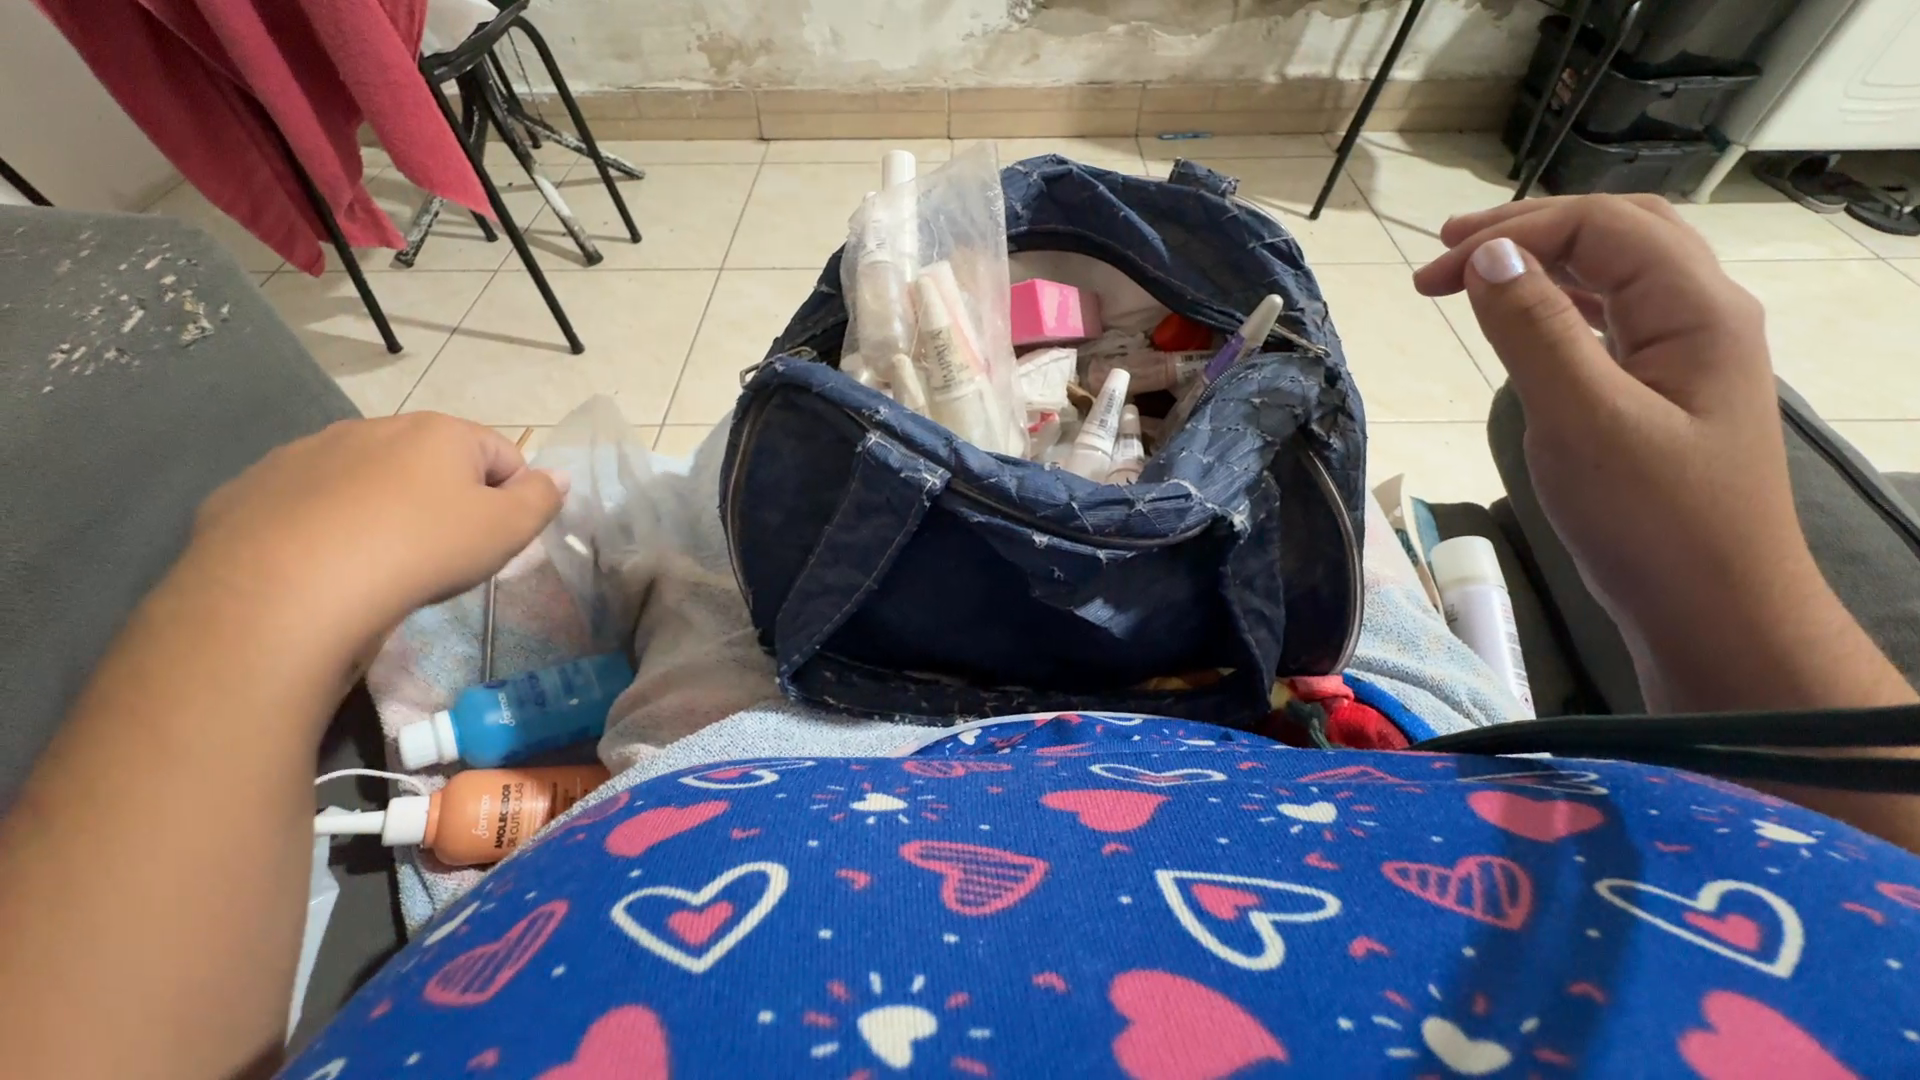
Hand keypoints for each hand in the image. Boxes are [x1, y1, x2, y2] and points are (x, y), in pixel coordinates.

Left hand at [181, 413, 563, 661]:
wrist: (286, 590)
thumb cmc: (420, 550)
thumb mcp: (506, 531)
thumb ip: (542, 499)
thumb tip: (557, 476)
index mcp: (439, 432)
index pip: (504, 454)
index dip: (513, 497)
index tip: (498, 540)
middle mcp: (373, 427)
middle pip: (434, 464)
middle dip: (447, 501)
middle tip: (446, 555)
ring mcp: (306, 453)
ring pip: (370, 481)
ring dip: (387, 511)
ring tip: (382, 564)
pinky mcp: (252, 488)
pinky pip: (310, 504)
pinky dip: (327, 527)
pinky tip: (327, 566)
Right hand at [1410, 196, 1812, 678]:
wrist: (1708, 604)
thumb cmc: (1648, 515)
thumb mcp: (1581, 418)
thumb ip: (1534, 329)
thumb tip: (1488, 255)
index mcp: (1696, 310)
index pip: (1601, 227)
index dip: (1511, 233)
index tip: (1431, 275)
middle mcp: (1700, 316)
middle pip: (1617, 233)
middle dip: (1527, 229)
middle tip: (1445, 251)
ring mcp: (1683, 354)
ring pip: (1614, 274)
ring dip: (1541, 261)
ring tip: (1471, 273)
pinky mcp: (1660, 390)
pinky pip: (1609, 320)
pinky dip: (1555, 303)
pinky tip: (1522, 319)